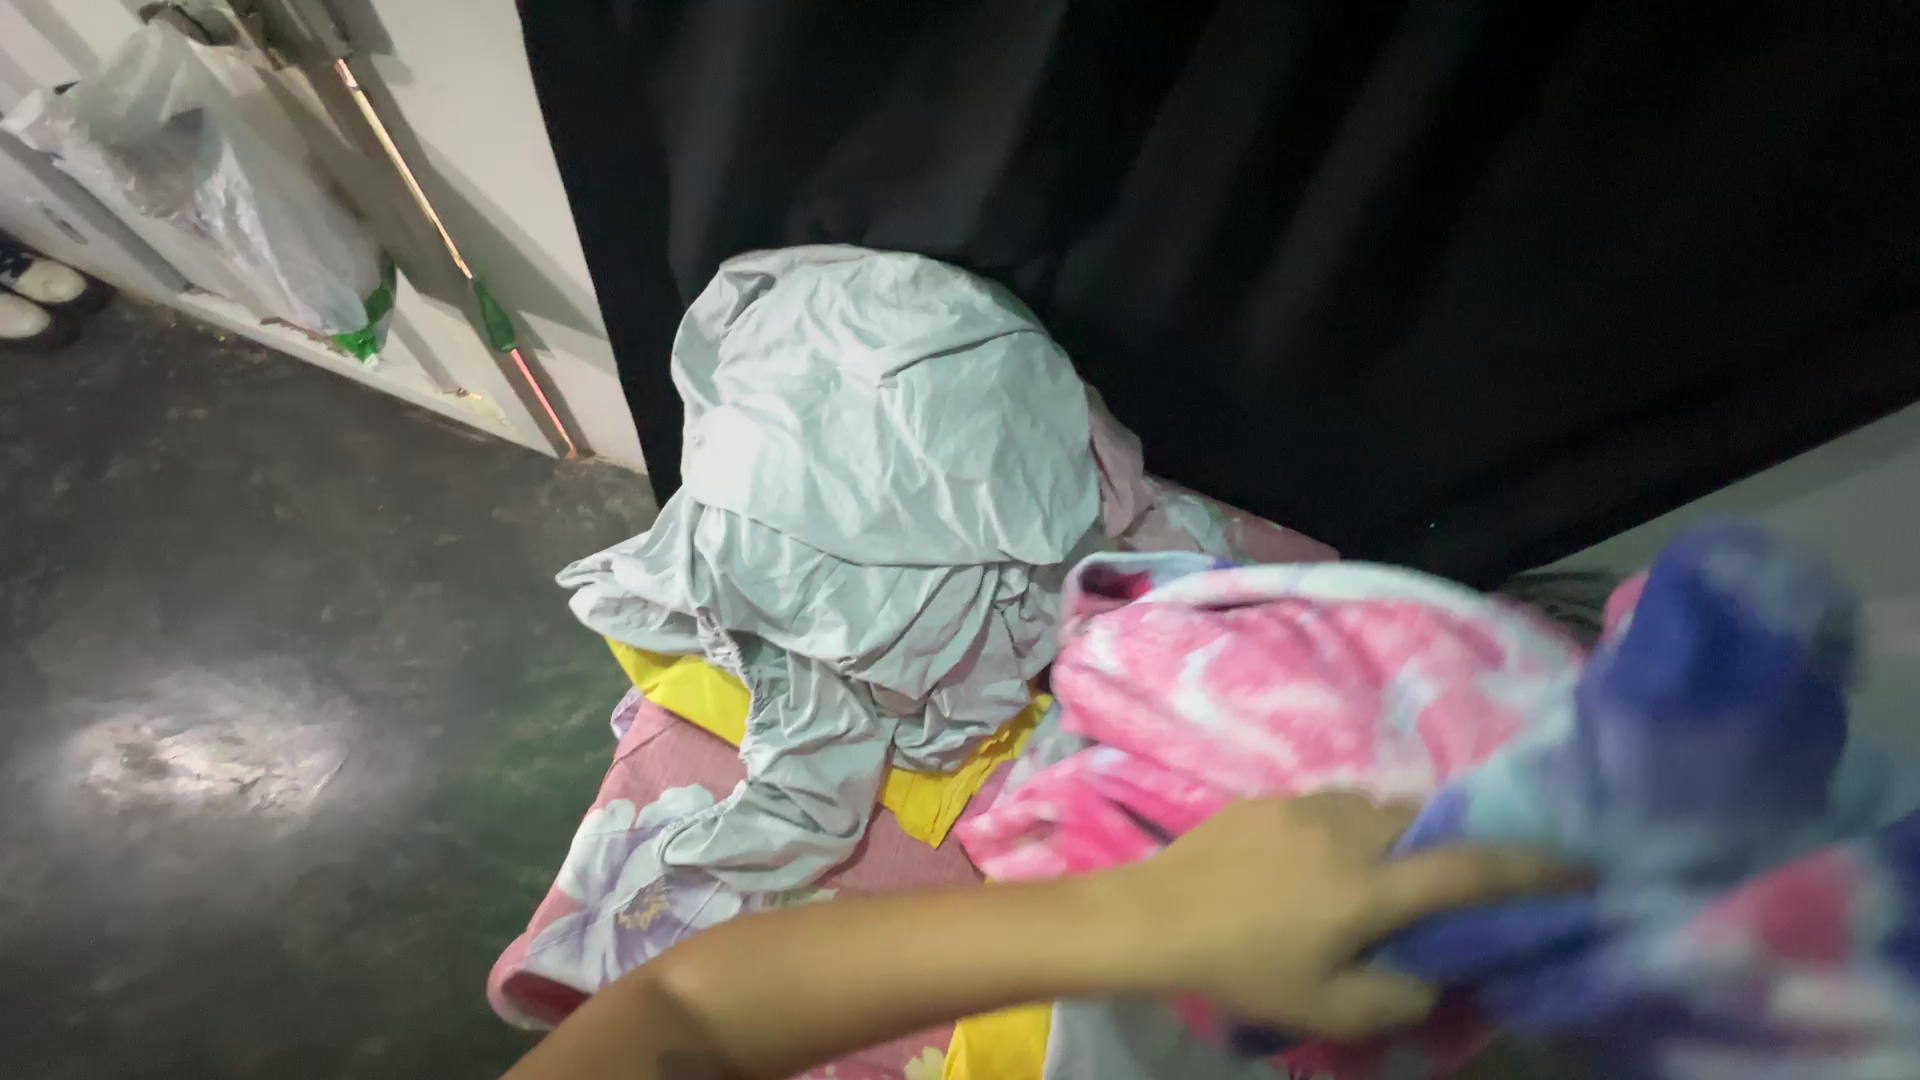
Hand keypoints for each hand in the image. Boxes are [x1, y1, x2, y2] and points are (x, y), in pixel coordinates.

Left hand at [1095, 793, 1583, 1038]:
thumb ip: (1403, 994)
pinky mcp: (1266, 798)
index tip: (1580, 865)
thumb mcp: (1331, 1006)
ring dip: (1395, 830)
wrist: (1158, 914)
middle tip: (1449, 876)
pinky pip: (1329, 803)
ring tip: (1380, 867)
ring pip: (1374, 805)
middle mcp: (1343, 831)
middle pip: (1421, 820)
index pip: (1469, 868)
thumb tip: (1437, 969)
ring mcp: (1300, 806)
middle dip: (1452, 841)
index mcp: (1368, 887)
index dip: (1534, 867)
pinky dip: (1348, 824)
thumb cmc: (1243, 966)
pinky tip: (1321, 856)